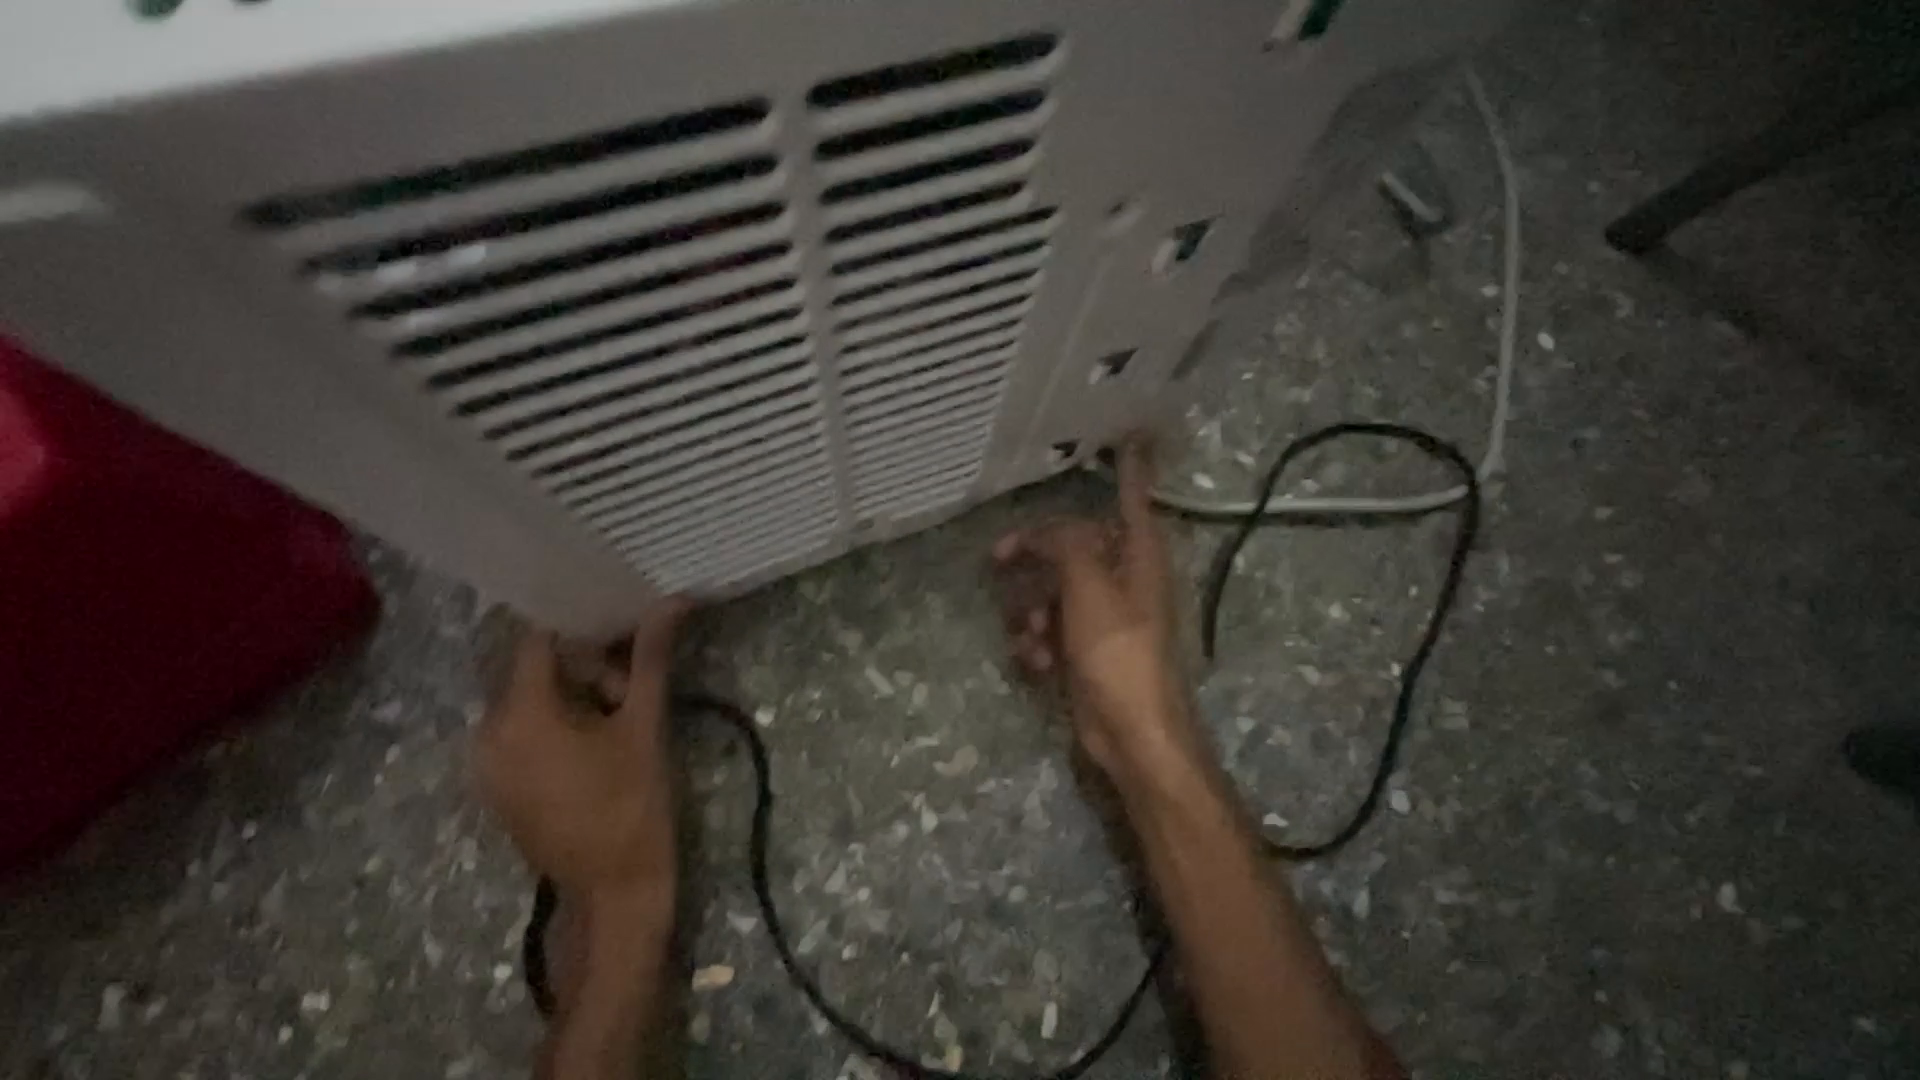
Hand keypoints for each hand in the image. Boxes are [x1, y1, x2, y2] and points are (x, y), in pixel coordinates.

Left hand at [474, 599, 693, 898]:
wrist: (614, 891)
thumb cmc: (632, 803)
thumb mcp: (644, 725)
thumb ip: (650, 658)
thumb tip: (673, 601)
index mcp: (518, 715)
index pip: (537, 640)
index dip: (581, 628)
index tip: (621, 629)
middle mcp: (487, 734)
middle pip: (533, 671)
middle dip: (583, 668)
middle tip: (629, 689)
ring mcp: (486, 766)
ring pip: (528, 702)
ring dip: (571, 697)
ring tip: (618, 718)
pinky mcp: (496, 787)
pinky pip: (520, 733)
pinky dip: (554, 725)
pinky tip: (596, 745)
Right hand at [993, 439, 1201, 783]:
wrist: (1131, 732)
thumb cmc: (1119, 650)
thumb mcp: (1089, 586)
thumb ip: (1065, 545)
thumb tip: (1044, 532)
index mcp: (1139, 555)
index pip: (1132, 497)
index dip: (1129, 467)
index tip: (1130, 435)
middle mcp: (1123, 579)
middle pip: (1073, 548)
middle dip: (1035, 557)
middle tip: (997, 557)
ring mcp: (1102, 618)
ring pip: (1052, 591)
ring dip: (1030, 611)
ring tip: (1029, 636)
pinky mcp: (1083, 652)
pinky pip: (1048, 630)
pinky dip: (1036, 644)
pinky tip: (1034, 663)